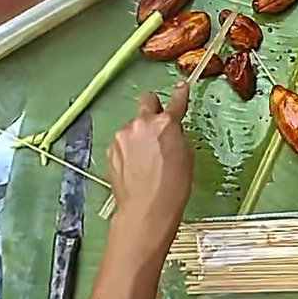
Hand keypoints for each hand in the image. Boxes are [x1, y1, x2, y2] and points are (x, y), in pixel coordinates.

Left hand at [105, 83, 193, 263]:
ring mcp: (123, 136)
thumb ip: (177, 136)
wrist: (146, 210)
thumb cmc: (172, 188)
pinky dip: (128, 149)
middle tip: (158, 124)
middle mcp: (141, 124)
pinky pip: (123, 142)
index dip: (180, 94)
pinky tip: (136, 167)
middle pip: (146, 101)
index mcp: (165, 123)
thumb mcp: (187, 157)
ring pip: (133, 126)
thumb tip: (171, 131)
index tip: (181, 88)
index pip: (176, 101)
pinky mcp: (111, 150)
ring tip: (146, 159)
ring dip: (139, 134)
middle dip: (152, 108)